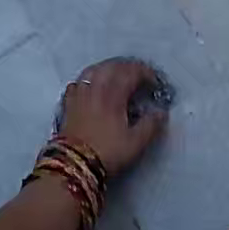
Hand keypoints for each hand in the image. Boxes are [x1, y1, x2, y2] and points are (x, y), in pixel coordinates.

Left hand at [59, 59, 167, 177]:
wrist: (73, 162)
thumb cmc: (107, 152)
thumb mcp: (135, 143)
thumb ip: (151, 125)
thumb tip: (160, 112)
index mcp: (113, 94)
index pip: (131, 73)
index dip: (145, 73)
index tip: (155, 82)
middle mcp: (95, 88)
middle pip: (112, 66)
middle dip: (128, 67)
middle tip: (140, 75)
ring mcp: (79, 94)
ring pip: (93, 70)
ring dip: (108, 68)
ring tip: (118, 74)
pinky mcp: (68, 102)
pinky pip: (79, 81)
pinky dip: (89, 78)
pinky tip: (93, 85)